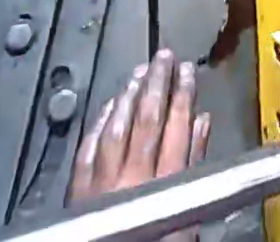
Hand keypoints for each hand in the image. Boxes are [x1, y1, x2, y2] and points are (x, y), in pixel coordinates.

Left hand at [70, 48, 211, 204]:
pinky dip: (101, 123)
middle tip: (165, 56)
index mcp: (165, 184)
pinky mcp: (77, 195)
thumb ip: (194, 167)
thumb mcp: (189, 223)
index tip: (189, 68)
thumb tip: (202, 123)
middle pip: (147, 119)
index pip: (177, 125)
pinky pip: (89, 150)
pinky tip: (110, 105)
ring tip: (141, 71)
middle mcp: (132, 179)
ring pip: (117, 128)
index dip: (184, 93)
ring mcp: (101, 186)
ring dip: (130, 96)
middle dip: (158, 84)